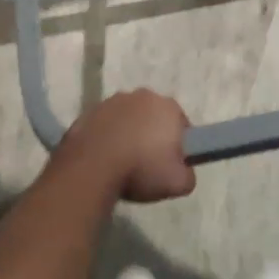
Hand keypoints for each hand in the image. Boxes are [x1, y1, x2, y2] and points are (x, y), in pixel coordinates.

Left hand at [54, 90, 195, 202]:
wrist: (93, 165)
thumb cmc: (142, 169)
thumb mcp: (180, 183)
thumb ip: (187, 173)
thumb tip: (182, 170)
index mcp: (167, 106)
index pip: (181, 124)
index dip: (179, 145)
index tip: (171, 163)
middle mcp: (142, 95)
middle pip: (153, 116)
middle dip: (153, 135)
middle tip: (148, 163)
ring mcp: (113, 100)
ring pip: (128, 117)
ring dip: (128, 133)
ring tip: (123, 162)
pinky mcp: (90, 110)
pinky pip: (106, 124)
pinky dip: (108, 136)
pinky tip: (105, 158)